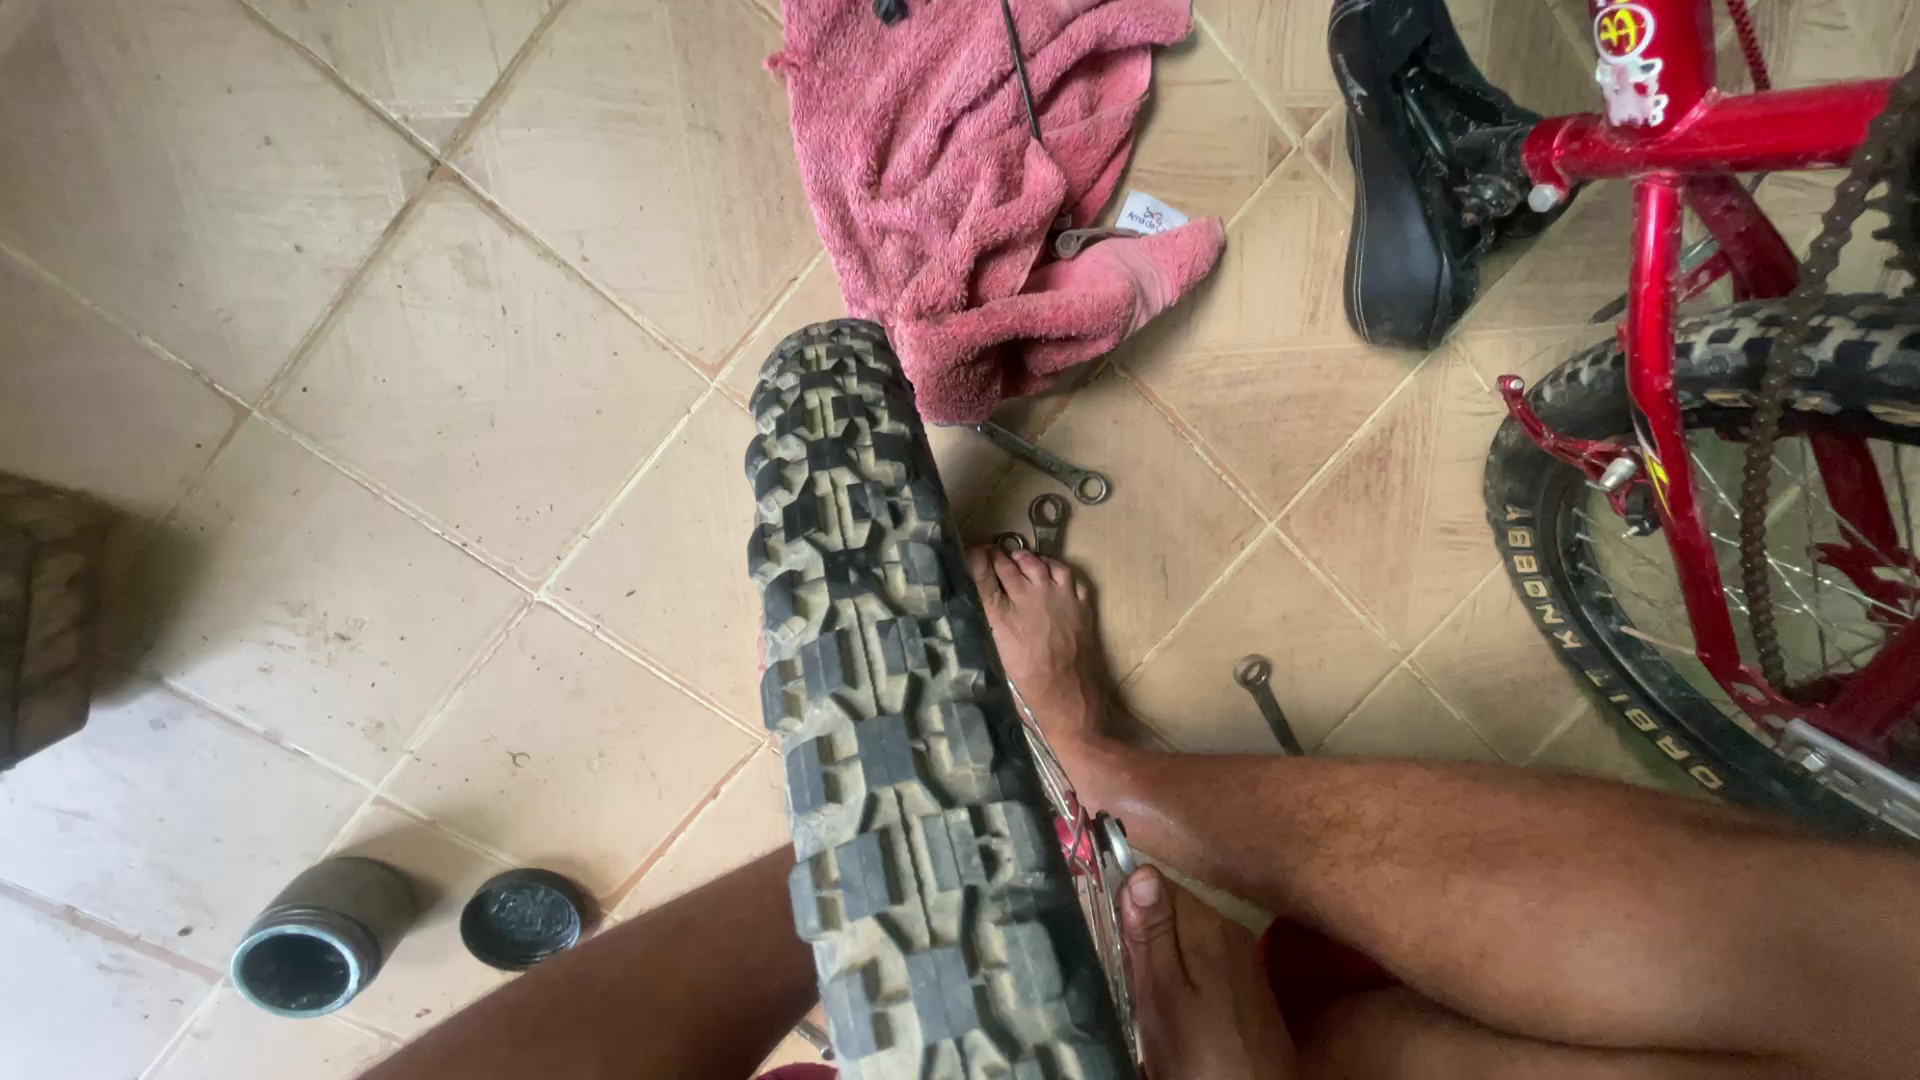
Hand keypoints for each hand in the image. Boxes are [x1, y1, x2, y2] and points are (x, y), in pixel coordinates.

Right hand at [1122, 866, 1297, 1079]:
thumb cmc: (1199, 1054)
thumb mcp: (1162, 994)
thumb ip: (1152, 931)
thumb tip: (1142, 870)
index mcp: (1208, 924)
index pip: (1158, 883)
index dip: (1132, 907)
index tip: (1122, 943)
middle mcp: (1231, 928)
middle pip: (1174, 909)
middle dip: (1148, 935)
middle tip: (1135, 978)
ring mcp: (1244, 957)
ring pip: (1188, 935)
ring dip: (1165, 956)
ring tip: (1155, 997)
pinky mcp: (1250, 985)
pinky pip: (1206, 959)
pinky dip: (1187, 974)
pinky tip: (1181, 1008)